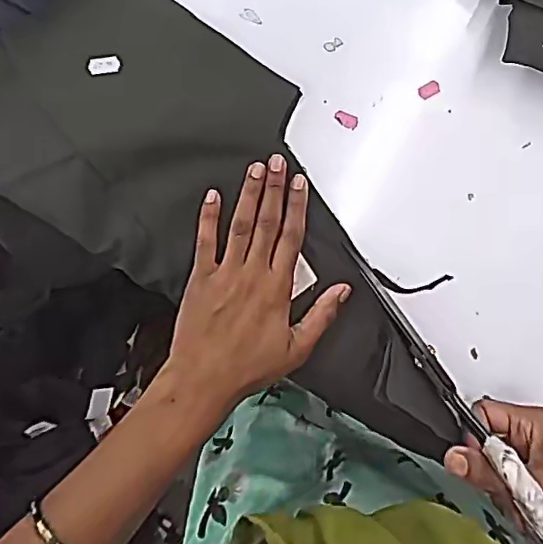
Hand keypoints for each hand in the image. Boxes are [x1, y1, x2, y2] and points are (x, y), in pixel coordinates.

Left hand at [153, 154, 349, 422]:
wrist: (203, 380)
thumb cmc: (247, 367)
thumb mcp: (296, 348)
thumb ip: (322, 314)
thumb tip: (342, 292)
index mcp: (276, 288)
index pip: (291, 237)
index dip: (296, 207)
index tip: (299, 184)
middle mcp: (252, 274)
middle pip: (267, 222)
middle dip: (274, 189)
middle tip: (277, 163)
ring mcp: (225, 273)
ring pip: (240, 225)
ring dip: (248, 194)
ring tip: (254, 170)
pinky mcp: (201, 278)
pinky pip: (206, 242)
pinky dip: (209, 217)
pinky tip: (213, 196)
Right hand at [446, 400, 542, 543]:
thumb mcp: (532, 493)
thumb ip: (488, 473)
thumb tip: (454, 456)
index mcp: (533, 422)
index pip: (480, 414)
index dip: (472, 442)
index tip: (479, 469)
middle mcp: (536, 435)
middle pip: (486, 445)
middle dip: (492, 476)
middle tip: (512, 494)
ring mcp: (541, 459)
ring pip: (499, 470)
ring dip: (507, 497)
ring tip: (530, 511)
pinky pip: (514, 488)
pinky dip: (519, 507)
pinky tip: (536, 520)